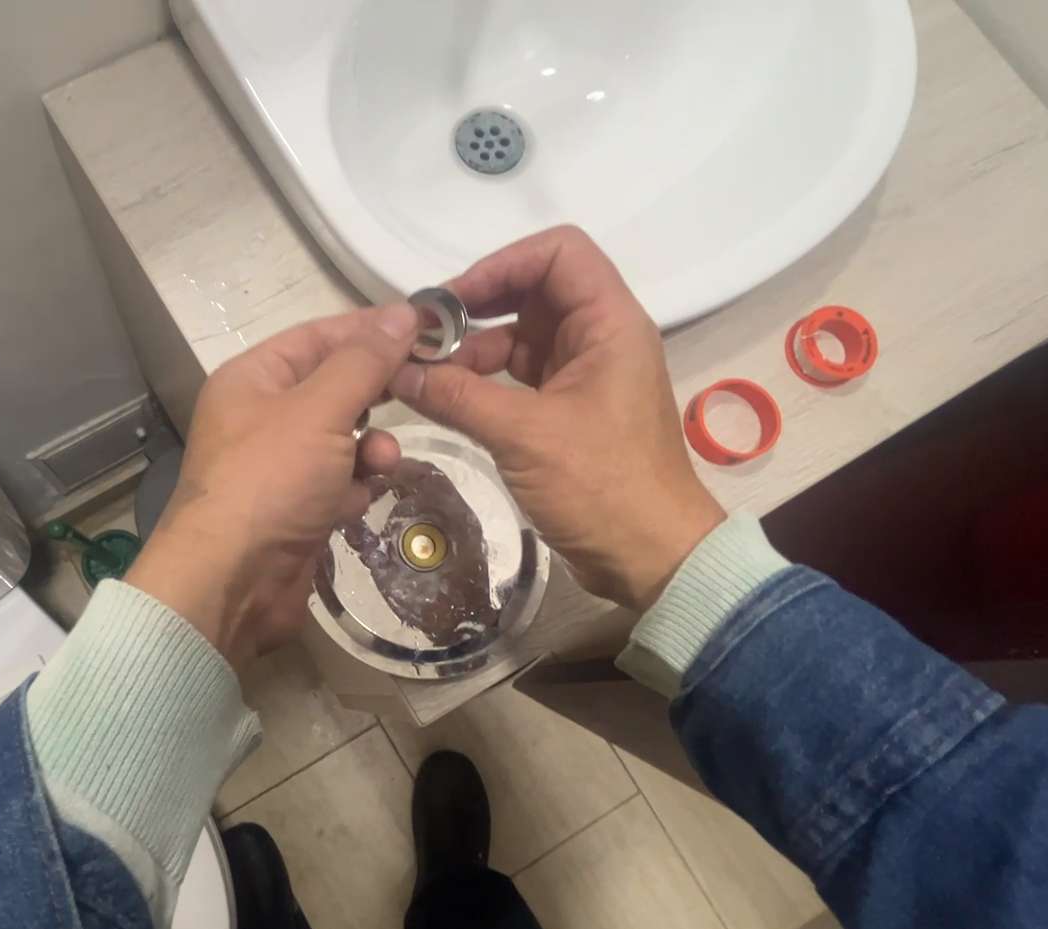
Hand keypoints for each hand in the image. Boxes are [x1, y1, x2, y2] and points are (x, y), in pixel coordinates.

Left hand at [128, 303, 419, 669]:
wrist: (232, 581)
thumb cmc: (270, 481)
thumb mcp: (319, 409)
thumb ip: (364, 362)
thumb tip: (404, 313)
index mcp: (253, 379)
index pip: (318, 337)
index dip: (370, 329)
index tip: (425, 327)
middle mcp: (262, 418)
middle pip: (332, 389)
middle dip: (375, 394)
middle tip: (422, 388)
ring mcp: (278, 468)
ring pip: (340, 440)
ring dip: (369, 448)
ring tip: (383, 461)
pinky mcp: (295, 510)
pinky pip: (337, 485)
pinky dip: (353, 489)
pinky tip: (356, 501)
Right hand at [388, 225, 723, 609]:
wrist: (649, 556)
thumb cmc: (601, 486)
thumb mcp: (523, 435)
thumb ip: (457, 397)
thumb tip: (398, 373)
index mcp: (608, 324)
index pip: (558, 253)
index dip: (501, 264)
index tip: (451, 301)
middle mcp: (598, 339)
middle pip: (533, 294)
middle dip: (476, 310)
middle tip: (425, 339)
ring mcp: (583, 377)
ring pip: (521, 339)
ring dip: (473, 353)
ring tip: (427, 378)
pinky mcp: (568, 412)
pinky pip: (520, 380)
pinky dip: (484, 385)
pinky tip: (448, 402)